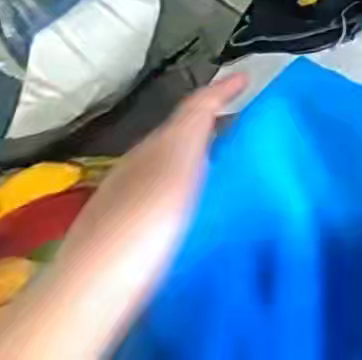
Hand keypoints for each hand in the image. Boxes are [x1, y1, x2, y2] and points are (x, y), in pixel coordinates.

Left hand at [0, 74, 244, 359]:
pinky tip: (222, 201)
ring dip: (213, 164)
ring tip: (249, 162)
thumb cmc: (148, 206)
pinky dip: (204, 193)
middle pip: (184, 145)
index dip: (221, 100)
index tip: (252, 86)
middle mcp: (136, 175)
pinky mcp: (141, 241)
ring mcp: (133, 210)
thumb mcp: (178, 146)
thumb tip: (234, 76)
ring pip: (183, 174)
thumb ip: (200, 111)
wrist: (101, 284)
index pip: (189, 116)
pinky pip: (182, 203)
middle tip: (260, 125)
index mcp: (148, 149)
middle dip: (218, 132)